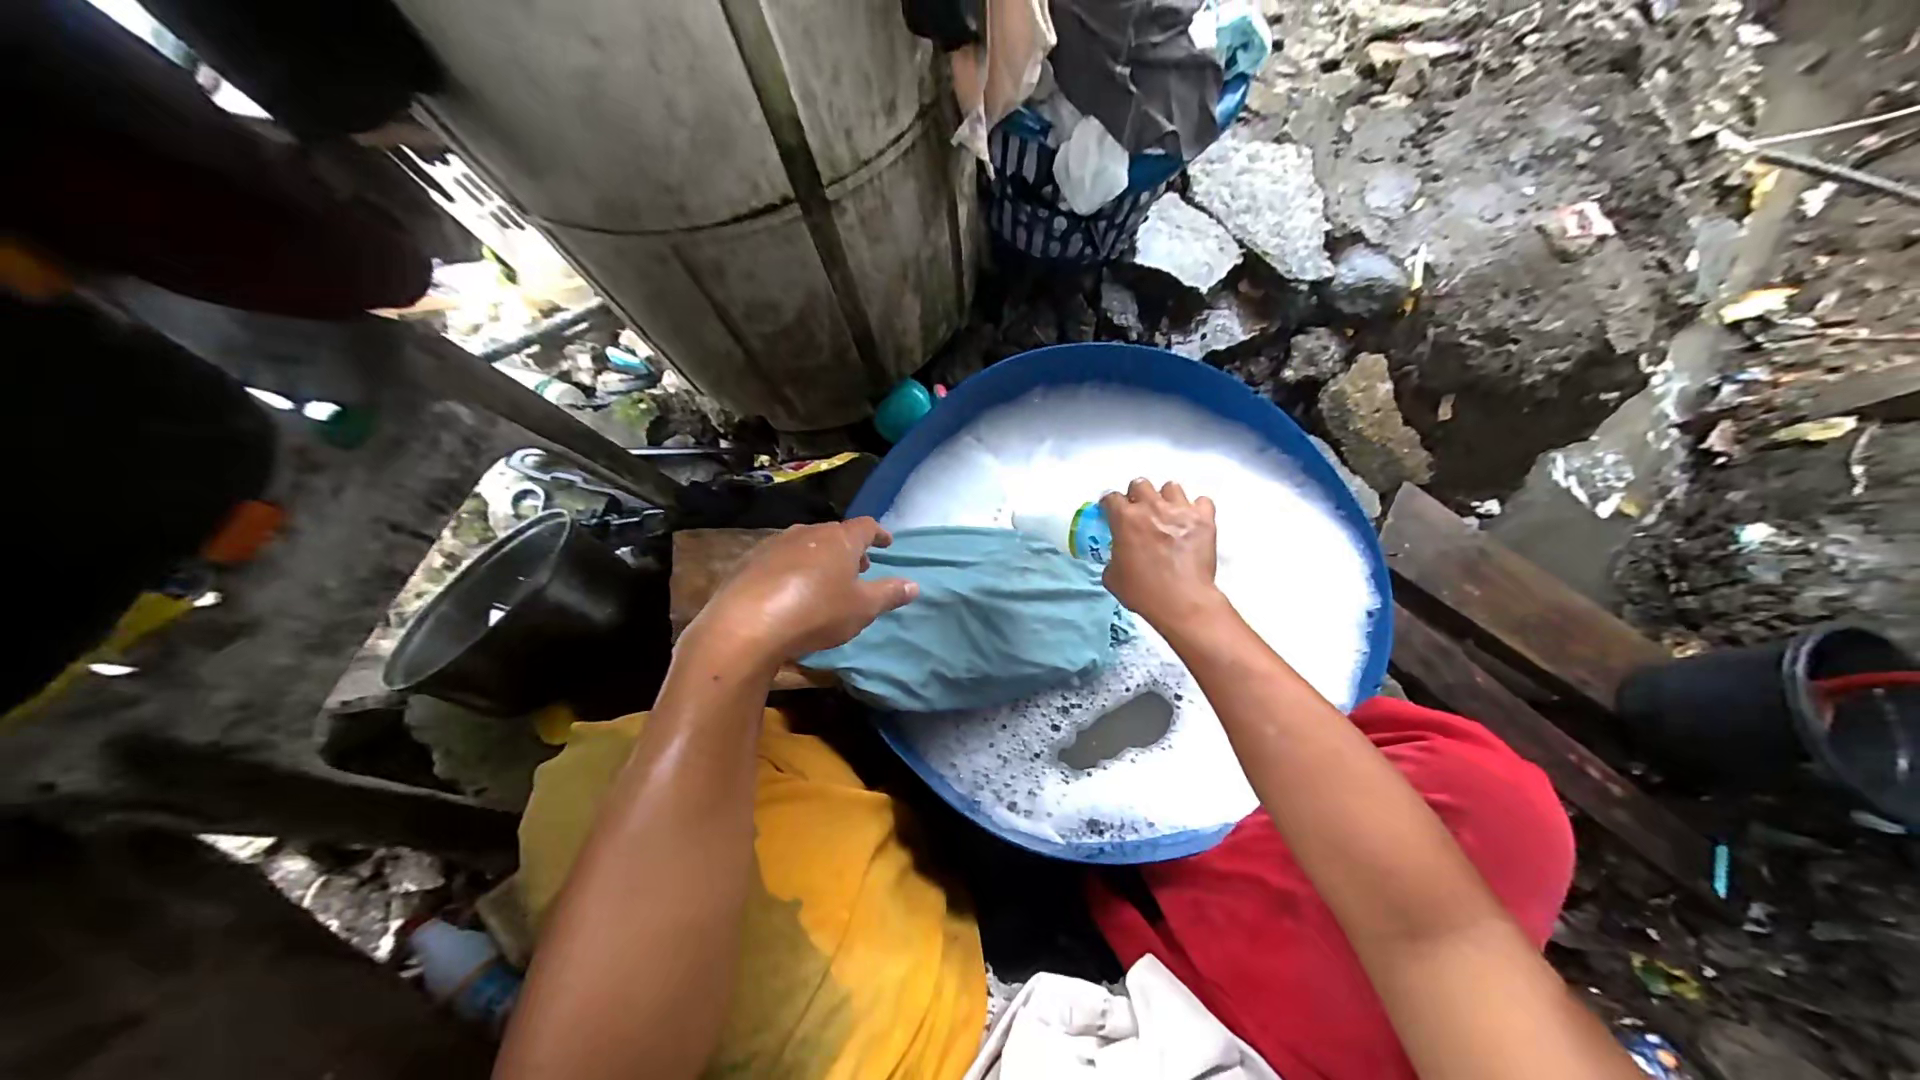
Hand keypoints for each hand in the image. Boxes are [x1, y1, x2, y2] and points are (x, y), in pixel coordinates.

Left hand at [684, 518, 918, 665]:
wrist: (746, 625)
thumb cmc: (816, 613)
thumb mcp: (862, 609)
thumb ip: (889, 594)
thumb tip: (914, 585)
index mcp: (840, 539)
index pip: (866, 526)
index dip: (879, 534)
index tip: (887, 543)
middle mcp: (808, 533)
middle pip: (835, 534)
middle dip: (850, 549)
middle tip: (860, 567)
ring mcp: (776, 544)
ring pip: (807, 545)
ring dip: (821, 558)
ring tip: (827, 580)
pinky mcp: (750, 561)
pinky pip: (781, 559)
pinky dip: (794, 569)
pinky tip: (792, 590)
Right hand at [1100, 479, 1223, 629]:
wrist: (1182, 601)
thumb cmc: (1142, 591)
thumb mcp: (1113, 577)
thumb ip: (1113, 557)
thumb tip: (1119, 556)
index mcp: (1125, 519)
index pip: (1111, 497)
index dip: (1109, 504)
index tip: (1110, 512)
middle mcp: (1151, 507)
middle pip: (1141, 484)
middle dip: (1137, 495)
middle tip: (1139, 512)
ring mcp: (1180, 510)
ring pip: (1171, 487)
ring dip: (1166, 499)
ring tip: (1168, 515)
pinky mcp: (1204, 519)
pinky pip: (1202, 502)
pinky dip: (1197, 510)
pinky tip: (1192, 522)